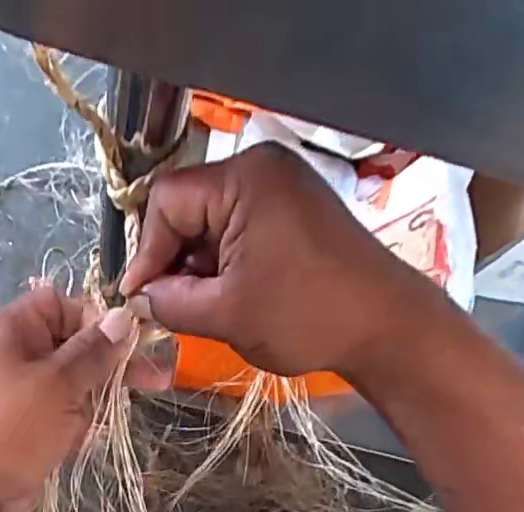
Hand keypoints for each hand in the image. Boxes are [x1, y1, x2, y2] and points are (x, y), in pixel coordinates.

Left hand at [0, 285, 166, 511]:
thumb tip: (123, 317)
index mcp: (15, 331)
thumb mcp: (56, 385)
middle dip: (113, 365)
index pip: (63, 305)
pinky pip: (70, 417)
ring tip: (116, 422)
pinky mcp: (36, 429)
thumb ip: (93, 352)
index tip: (130, 341)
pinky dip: (83, 427)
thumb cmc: (9, 430)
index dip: (97, 318)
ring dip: (100, 401)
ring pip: (79, 386)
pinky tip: (91, 440)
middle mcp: (21, 357)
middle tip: (157, 380)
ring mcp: (29, 396)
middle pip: (77, 347)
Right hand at [121, 143, 464, 382]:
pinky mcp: (294, 215)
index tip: (139, 297)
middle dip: (173, 262)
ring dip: (199, 269)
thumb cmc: (306, 316)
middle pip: (189, 211)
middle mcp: (262, 172)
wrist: (385, 327)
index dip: (146, 252)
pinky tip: (227, 301)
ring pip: (212, 227)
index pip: (166, 201)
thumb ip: (170, 302)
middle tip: (167, 308)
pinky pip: (240, 234)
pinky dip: (225, 267)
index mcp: (245, 179)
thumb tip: (139, 298)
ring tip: (200, 311)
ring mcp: (282, 191)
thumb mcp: (225, 314)